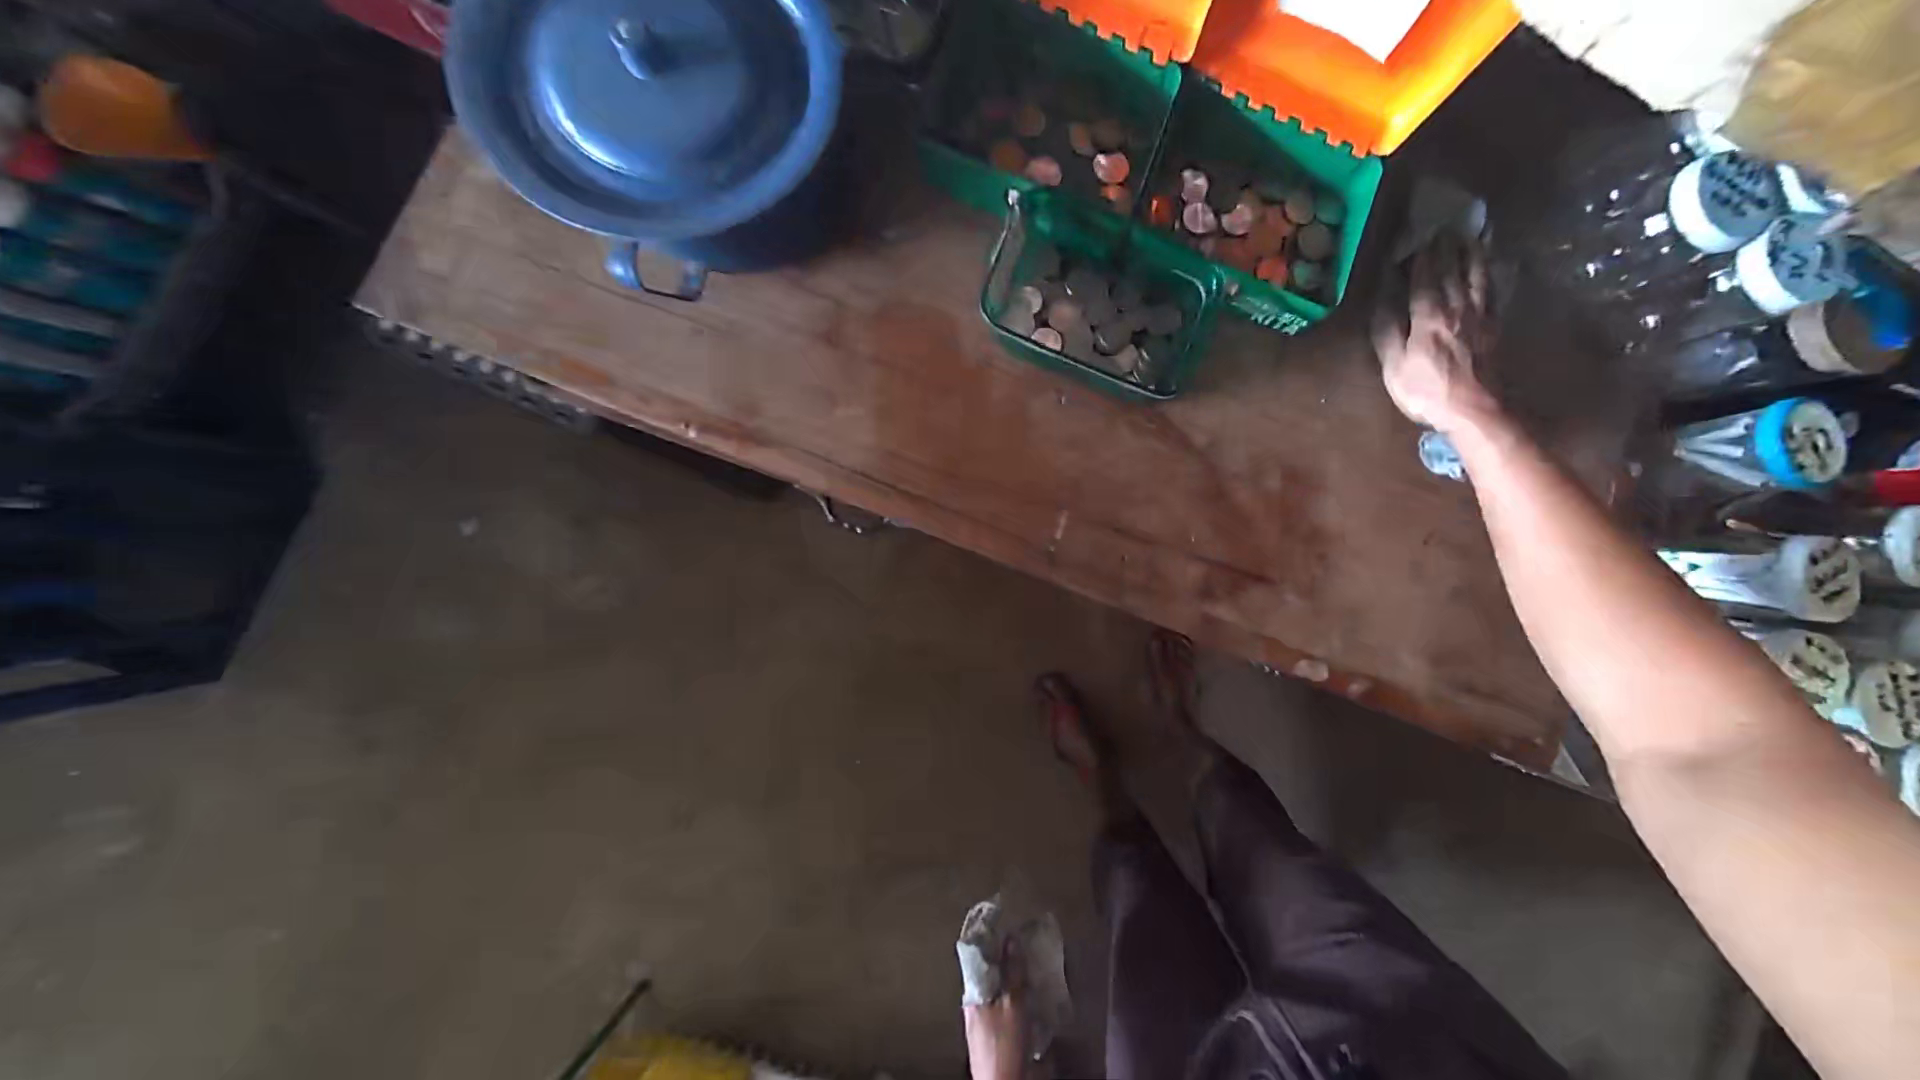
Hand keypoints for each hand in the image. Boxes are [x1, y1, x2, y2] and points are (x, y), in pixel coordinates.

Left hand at [963, 942, 1028, 1079]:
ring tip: (1024, 961)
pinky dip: (1009, 990)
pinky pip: (997, 1000)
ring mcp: (978, 1016)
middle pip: (985, 967)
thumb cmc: (1005, 1043)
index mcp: (972, 989)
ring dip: (1007, 972)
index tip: (1000, 915)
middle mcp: (971, 999)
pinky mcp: (988, 1030)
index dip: (988, 934)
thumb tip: (1010, 938)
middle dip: (1000, 953)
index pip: (976, 951)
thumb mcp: (1013, 1005)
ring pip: (992, 984)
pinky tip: (1023, 991)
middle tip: (1018, 938)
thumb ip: (1013, 972)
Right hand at [1372, 233, 1500, 436]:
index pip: (1426, 280)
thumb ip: (1388, 332)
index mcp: (1430, 318)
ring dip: (1474, 256)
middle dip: (1448, 250)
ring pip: (1477, 278)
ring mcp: (1480, 317)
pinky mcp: (1494, 328)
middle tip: (1447, 229)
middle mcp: (1458, 309)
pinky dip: (1490, 276)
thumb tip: (1382, 303)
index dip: (1424, 259)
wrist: (1476, 409)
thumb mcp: (1395, 366)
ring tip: (1473, 237)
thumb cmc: (1427, 391)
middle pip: (1453, 273)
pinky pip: (1492, 293)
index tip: (1422, 238)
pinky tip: (1491, 269)